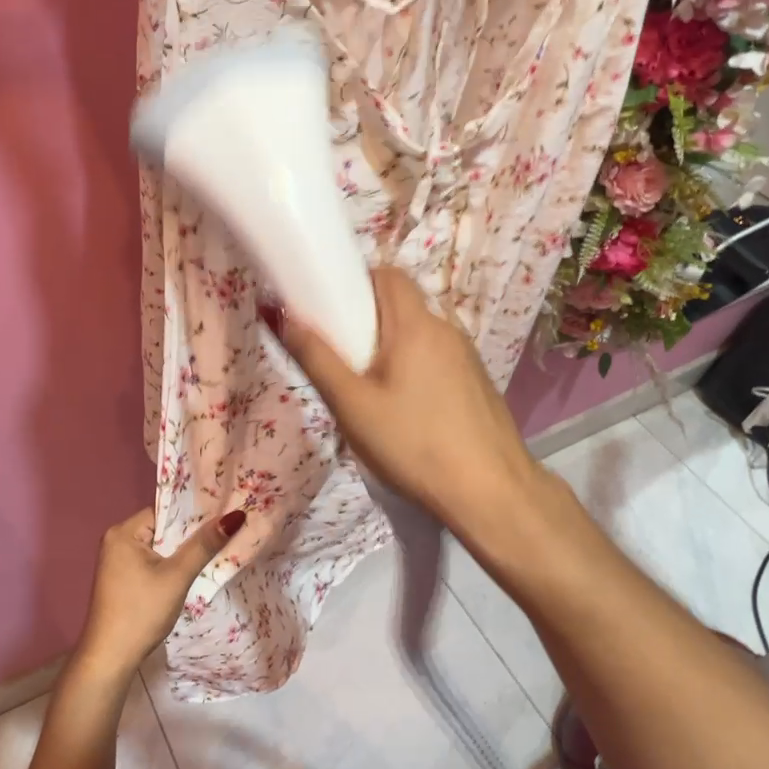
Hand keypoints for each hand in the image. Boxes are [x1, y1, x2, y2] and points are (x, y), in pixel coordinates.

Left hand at [73, 508, 246, 678]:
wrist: (111, 657)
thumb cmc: (142, 611)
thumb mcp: (176, 576)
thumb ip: (203, 545)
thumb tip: (235, 516)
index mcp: (123, 531)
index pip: (165, 511)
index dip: (193, 515)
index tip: (223, 517)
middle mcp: (116, 540)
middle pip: (161, 528)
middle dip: (189, 535)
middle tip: (224, 533)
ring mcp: (116, 561)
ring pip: (158, 547)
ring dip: (181, 552)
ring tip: (213, 551)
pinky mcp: (121, 579)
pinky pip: (150, 562)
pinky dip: (169, 566)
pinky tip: (189, 572)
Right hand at [271, 267, 558, 538]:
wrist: (491, 494)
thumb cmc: (413, 445)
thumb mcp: (351, 405)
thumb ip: (314, 356)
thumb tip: (276, 311)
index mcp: (416, 325)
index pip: (387, 274)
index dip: (355, 282)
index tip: (330, 311)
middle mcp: (446, 330)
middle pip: (401, 304)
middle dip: (366, 319)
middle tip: (339, 356)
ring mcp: (467, 358)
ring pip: (418, 334)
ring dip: (390, 346)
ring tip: (366, 388)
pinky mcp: (477, 384)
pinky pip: (436, 359)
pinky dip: (412, 368)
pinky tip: (403, 411)